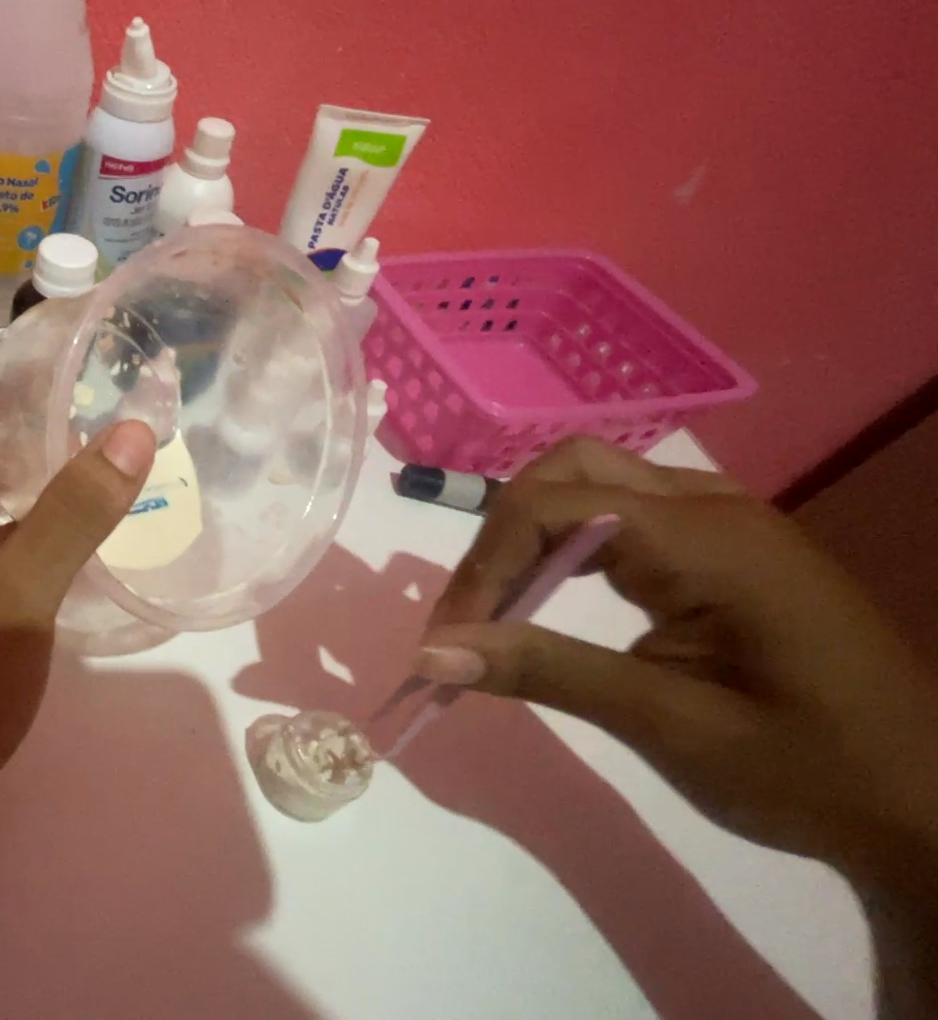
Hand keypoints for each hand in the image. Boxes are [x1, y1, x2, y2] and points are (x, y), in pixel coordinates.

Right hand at [417, 438, 937, 885]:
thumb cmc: (811, 772)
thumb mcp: (667, 724)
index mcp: (708, 542)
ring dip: (528, 532)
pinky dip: (564, 542)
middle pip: (567, 469)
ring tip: (503, 604)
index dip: (482, 565)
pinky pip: (617, 512)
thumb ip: (544, 670)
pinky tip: (554, 592)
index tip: (449, 637)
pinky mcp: (722, 545)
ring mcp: (723, 521)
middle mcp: (713, 509)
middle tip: (477, 609)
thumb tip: (429, 652)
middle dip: (501, 532)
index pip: (550, 507)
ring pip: (588, 481)